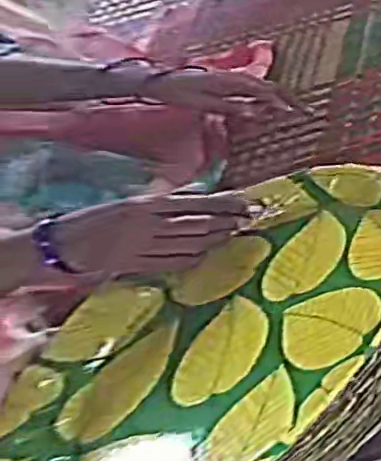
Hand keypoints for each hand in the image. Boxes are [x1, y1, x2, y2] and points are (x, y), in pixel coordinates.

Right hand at [46, 191, 252, 275]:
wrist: (52, 246)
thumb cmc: (99, 219)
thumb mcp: (136, 202)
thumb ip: (174, 199)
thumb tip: (213, 195)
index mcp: (148, 205)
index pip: (201, 203)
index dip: (230, 205)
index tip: (248, 205)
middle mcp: (147, 225)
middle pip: (202, 225)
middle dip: (230, 222)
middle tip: (247, 220)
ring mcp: (140, 247)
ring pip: (194, 244)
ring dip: (218, 239)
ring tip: (230, 234)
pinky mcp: (133, 265)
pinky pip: (175, 262)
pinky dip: (196, 256)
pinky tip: (204, 251)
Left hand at [137, 67, 297, 118]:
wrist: (155, 80)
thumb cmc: (177, 92)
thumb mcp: (203, 103)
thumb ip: (233, 108)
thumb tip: (259, 113)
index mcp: (238, 82)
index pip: (270, 93)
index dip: (286, 103)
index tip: (299, 114)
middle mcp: (241, 77)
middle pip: (274, 88)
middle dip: (290, 100)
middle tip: (305, 111)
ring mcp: (236, 77)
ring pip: (267, 87)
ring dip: (281, 97)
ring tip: (291, 108)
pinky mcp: (232, 80)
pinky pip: (257, 87)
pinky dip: (269, 95)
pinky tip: (269, 103)